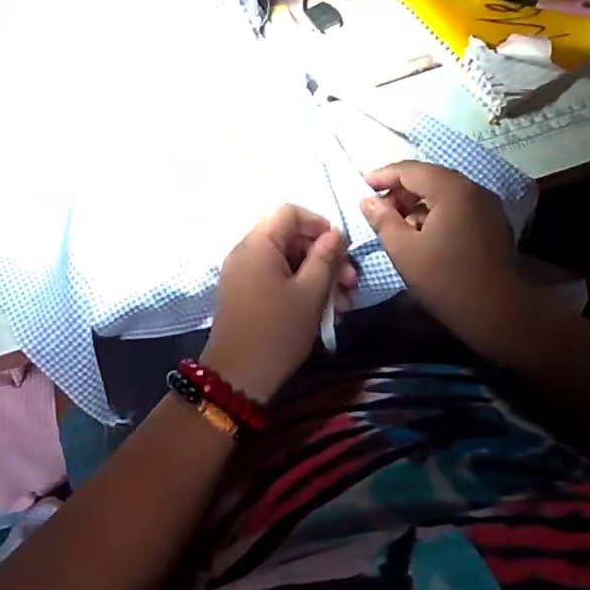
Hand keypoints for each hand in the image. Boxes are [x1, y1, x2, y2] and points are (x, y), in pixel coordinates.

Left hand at [200, 205, 356, 401]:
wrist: (238, 376)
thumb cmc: (278, 330)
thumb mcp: (311, 292)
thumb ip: (325, 257)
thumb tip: (335, 234)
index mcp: (258, 245)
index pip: (289, 212)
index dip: (319, 223)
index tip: (342, 248)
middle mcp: (246, 253)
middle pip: (291, 238)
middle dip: (325, 256)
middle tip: (351, 282)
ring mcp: (244, 275)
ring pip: (288, 261)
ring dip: (318, 276)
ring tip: (343, 304)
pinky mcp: (247, 295)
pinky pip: (277, 279)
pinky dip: (301, 288)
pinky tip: (325, 312)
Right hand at [359, 162, 542, 357]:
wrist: (495, 311)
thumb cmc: (444, 279)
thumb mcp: (404, 250)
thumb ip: (383, 220)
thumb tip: (368, 200)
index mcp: (452, 190)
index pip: (411, 170)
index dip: (383, 176)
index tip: (362, 186)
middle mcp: (474, 189)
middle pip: (430, 177)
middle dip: (401, 190)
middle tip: (378, 208)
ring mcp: (488, 205)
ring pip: (445, 193)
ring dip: (419, 203)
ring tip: (398, 224)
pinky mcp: (493, 222)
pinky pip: (459, 207)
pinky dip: (438, 212)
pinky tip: (424, 234)